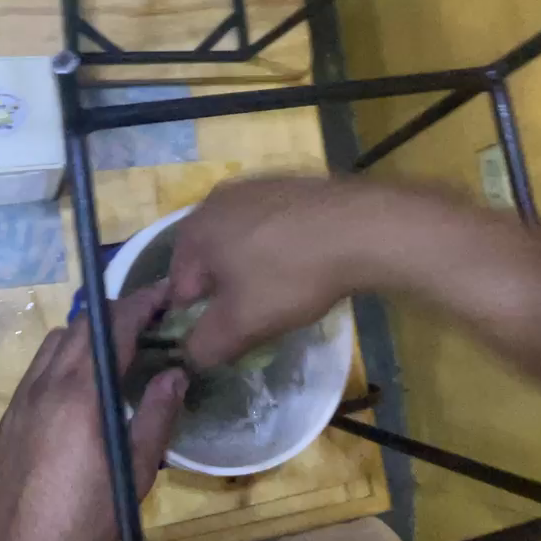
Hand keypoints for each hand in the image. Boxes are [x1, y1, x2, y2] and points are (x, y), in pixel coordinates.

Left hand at [0, 281, 188, 540]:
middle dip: (117, 314)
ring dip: (89, 333)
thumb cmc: (87, 516)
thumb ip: (158, 414)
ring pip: (57, 340)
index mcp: (82, 391)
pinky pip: (40, 366)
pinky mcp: (11, 415)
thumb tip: (175, 372)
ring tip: (117, 353)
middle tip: (149, 322)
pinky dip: (66, 356)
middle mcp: (48, 382)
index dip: (142, 303)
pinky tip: (82, 388)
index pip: (114, 326)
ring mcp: (23, 397)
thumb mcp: (137, 469)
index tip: (165, 294)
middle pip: (83, 324)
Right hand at [169, 175, 436, 366]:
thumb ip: (205, 345)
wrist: (362, 227)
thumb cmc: (290, 274)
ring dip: (252, 271)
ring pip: (240, 244)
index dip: (198, 320)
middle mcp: (216, 201)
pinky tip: (303, 264)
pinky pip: (270, 228)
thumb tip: (191, 354)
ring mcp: (254, 188)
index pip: (178, 288)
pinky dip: (279, 249)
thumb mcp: (242, 324)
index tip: (228, 335)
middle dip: (226, 293)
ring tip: (283, 292)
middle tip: (257, 316)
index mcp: (194, 230)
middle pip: (209, 262)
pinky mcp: (288, 186)